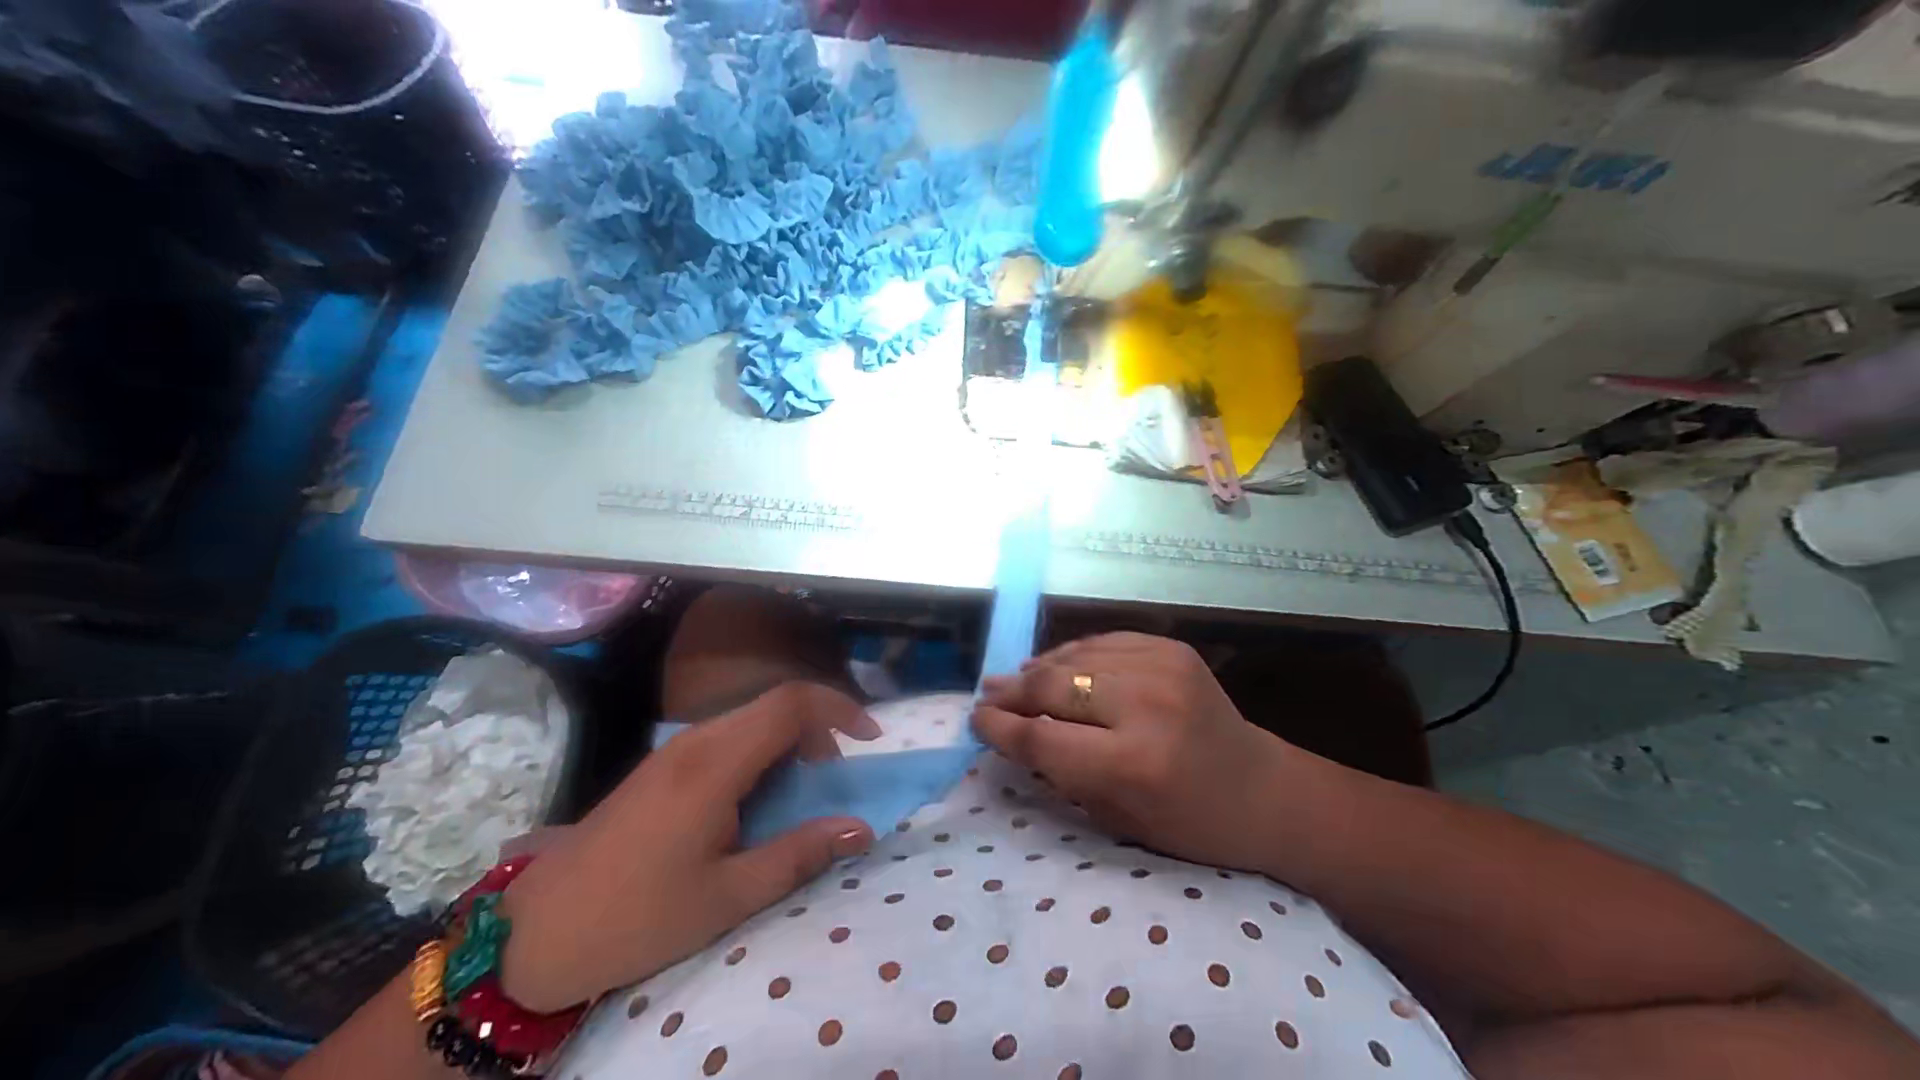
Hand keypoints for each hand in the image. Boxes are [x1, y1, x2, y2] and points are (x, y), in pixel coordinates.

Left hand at [495, 682, 879, 1011]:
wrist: (536, 933)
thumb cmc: (638, 918)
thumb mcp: (728, 897)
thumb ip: (799, 854)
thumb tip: (860, 828)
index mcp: (714, 764)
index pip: (791, 704)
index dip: (839, 708)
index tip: (872, 737)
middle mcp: (695, 742)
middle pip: (774, 705)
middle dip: (819, 730)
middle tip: (834, 782)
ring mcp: (673, 751)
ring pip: (750, 719)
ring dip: (789, 743)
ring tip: (800, 794)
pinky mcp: (661, 766)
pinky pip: (726, 738)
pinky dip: (760, 754)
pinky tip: (755, 801)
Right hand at [973, 633, 1292, 872]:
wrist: (1262, 790)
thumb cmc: (1187, 824)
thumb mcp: (1116, 816)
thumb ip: (1060, 768)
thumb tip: (1010, 728)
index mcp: (1132, 763)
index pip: (1040, 735)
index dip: (999, 727)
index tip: (975, 721)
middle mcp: (1145, 706)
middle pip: (1052, 686)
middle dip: (1011, 692)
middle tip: (987, 696)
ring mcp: (1162, 668)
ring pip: (1074, 658)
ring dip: (1038, 669)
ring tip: (1014, 679)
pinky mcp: (1172, 648)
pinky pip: (1103, 642)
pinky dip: (1074, 655)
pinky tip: (1057, 665)